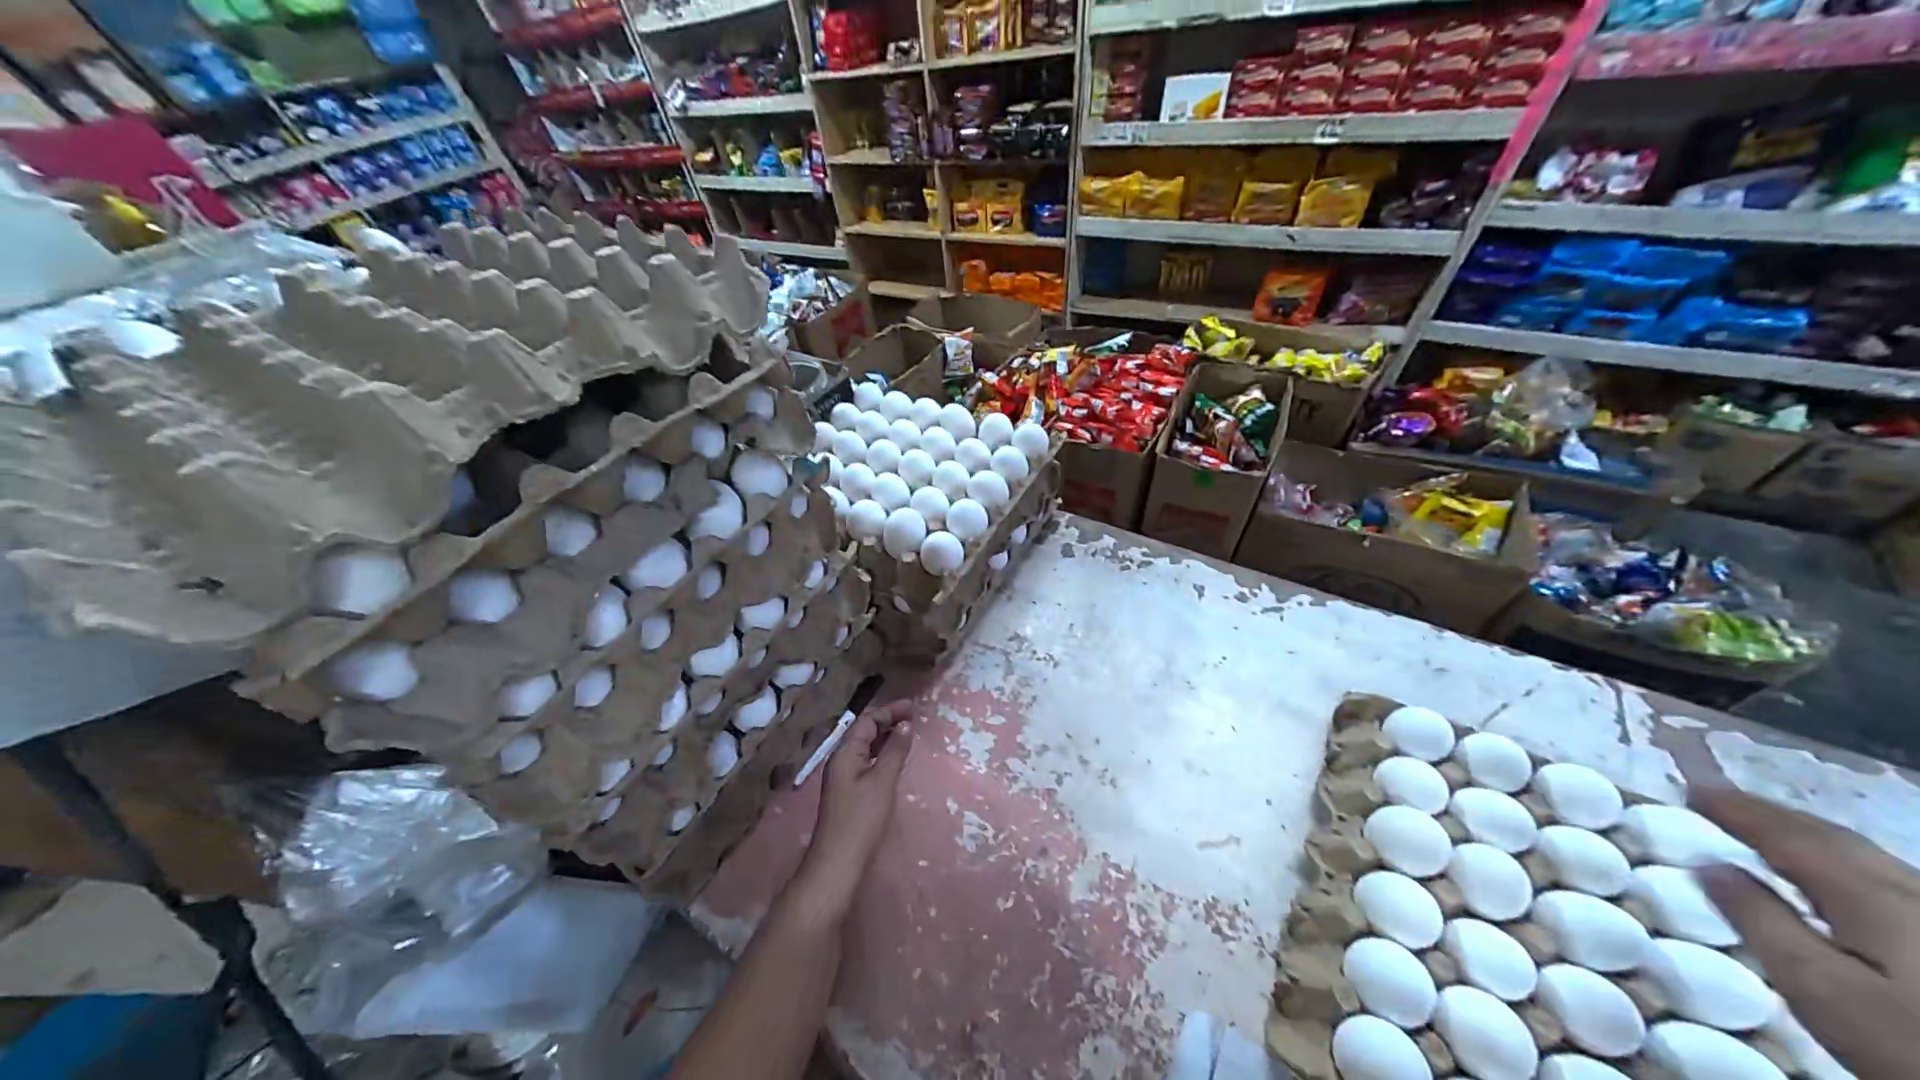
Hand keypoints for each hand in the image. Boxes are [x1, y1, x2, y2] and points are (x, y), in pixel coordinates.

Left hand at [791, 700, 914, 916]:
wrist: (838, 861)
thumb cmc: (861, 819)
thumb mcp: (882, 781)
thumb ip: (895, 751)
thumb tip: (905, 725)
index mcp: (845, 753)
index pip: (867, 721)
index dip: (890, 711)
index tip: (914, 707)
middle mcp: (841, 760)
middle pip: (864, 731)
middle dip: (888, 720)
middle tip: (914, 716)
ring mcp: (843, 777)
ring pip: (866, 746)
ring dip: (886, 736)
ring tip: (908, 732)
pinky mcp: (849, 791)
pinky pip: (866, 761)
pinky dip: (882, 754)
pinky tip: (895, 758)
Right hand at [1693, 787, 1919, 1079]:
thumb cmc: (1908, 1040)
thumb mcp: (1819, 988)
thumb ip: (1761, 921)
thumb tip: (1711, 867)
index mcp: (1866, 894)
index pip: (1786, 836)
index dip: (1735, 809)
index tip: (1689, 788)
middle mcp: (1909, 891)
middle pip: (1832, 839)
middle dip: (1771, 814)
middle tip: (1718, 797)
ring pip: (1865, 856)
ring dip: (1805, 833)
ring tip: (1765, 825)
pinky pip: (1885, 876)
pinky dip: (1840, 858)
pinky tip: (1835, 872)